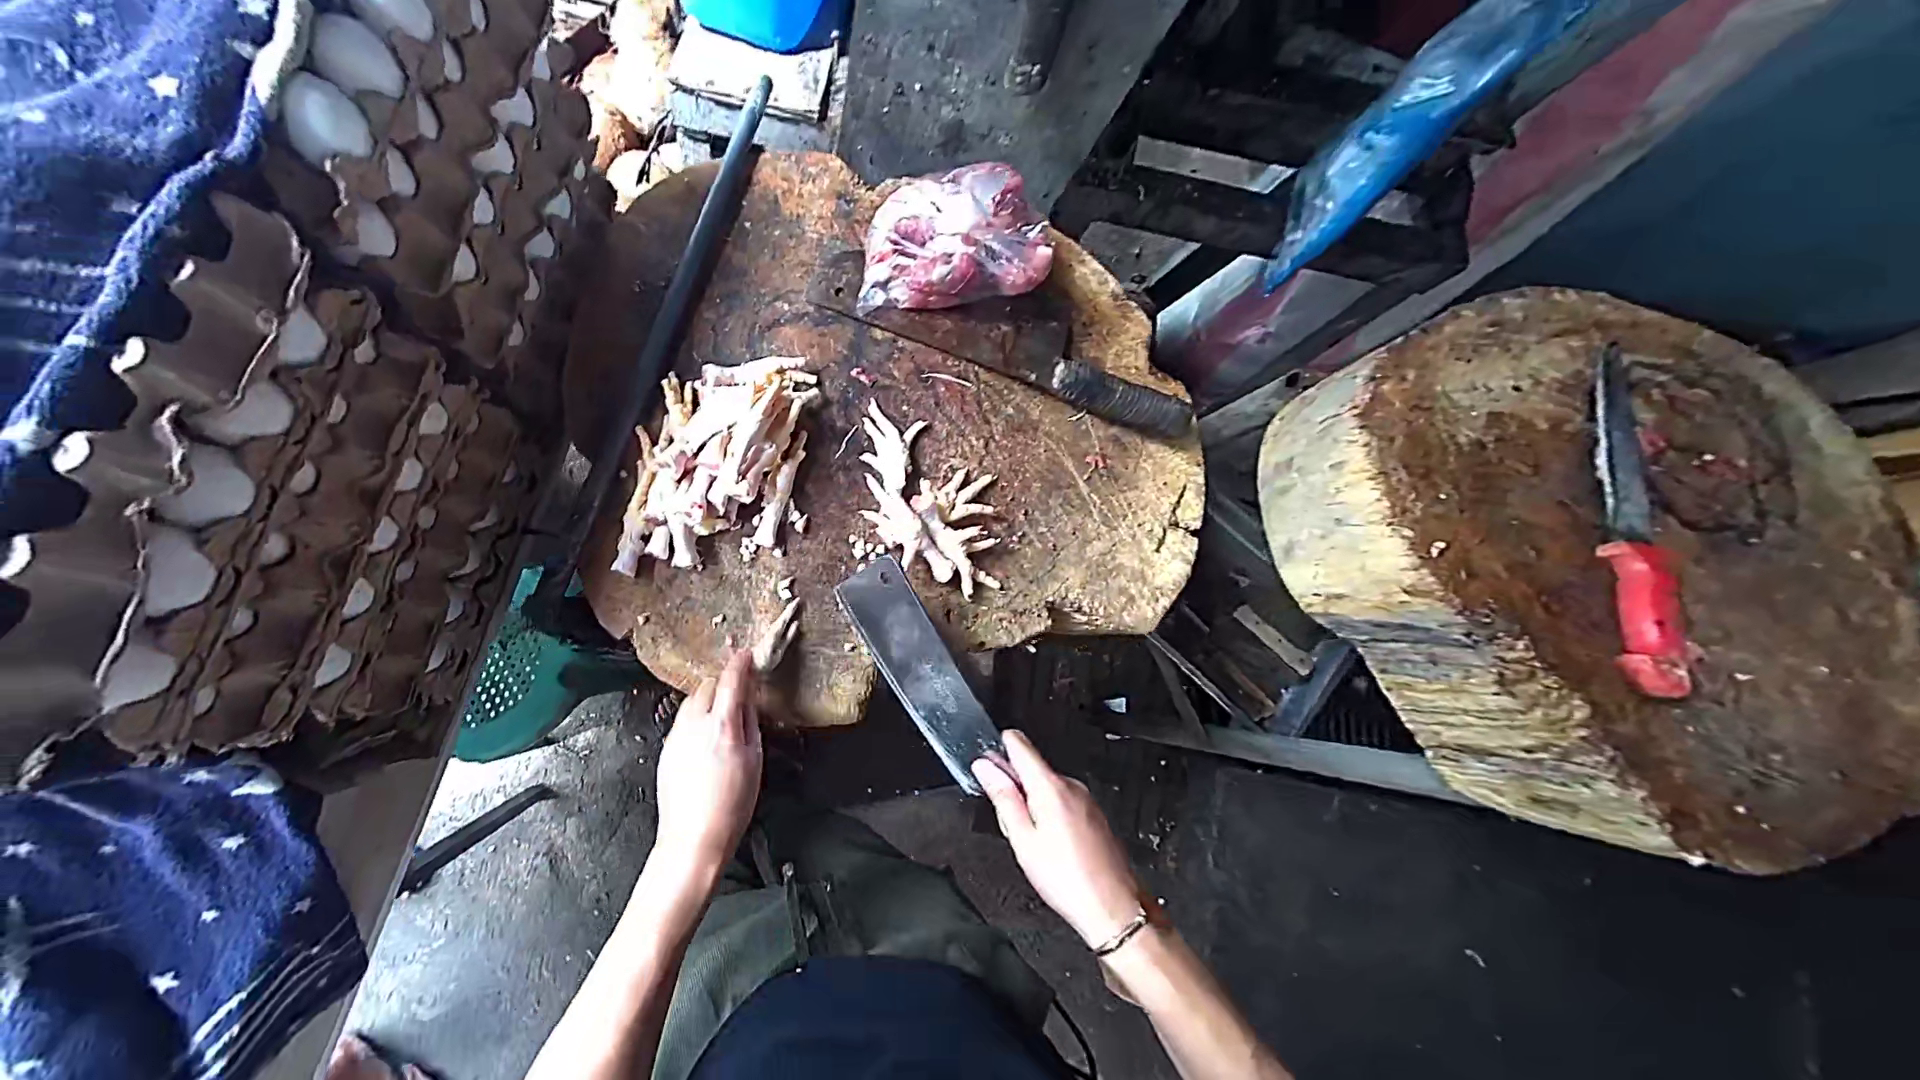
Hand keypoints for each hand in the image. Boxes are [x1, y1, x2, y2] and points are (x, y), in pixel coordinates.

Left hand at [652, 650, 762, 880]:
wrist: (694, 838)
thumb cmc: (731, 805)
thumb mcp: (754, 759)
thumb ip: (750, 723)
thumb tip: (748, 702)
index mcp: (721, 726)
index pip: (731, 680)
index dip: (740, 664)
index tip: (746, 656)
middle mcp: (693, 726)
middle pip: (706, 686)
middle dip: (722, 684)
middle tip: (738, 691)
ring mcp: (676, 738)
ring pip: (691, 703)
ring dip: (707, 701)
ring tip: (723, 717)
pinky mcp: (666, 751)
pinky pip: (682, 723)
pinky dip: (695, 721)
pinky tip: (707, 740)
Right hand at [972, 730, 1143, 949]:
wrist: (1114, 908)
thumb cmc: (1069, 880)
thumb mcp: (1022, 840)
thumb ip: (1002, 797)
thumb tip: (985, 768)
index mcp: (1051, 786)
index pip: (1018, 743)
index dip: (998, 751)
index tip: (988, 766)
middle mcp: (1071, 785)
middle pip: (1032, 768)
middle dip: (1014, 788)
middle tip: (1012, 825)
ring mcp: (1086, 798)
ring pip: (1047, 787)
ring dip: (1033, 805)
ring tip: (1035, 844)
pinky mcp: (1094, 813)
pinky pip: (1064, 801)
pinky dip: (1051, 816)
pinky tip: (1053, 847)